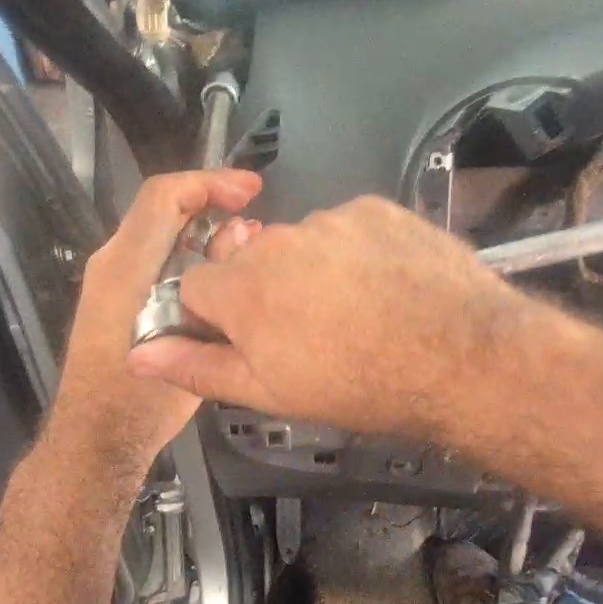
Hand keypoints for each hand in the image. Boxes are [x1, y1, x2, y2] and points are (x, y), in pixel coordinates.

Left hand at [51, 169, 262, 463]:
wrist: (96, 441)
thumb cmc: (139, 402)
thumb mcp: (188, 345)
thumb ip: (214, 288)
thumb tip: (240, 238)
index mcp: (124, 268)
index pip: (164, 195)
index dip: (210, 182)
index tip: (251, 191)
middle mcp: (113, 263)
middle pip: (164, 210)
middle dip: (214, 206)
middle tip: (258, 223)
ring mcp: (111, 281)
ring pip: (162, 235)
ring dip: (206, 233)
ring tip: (250, 249)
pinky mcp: (119, 300)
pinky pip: (158, 260)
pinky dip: (193, 258)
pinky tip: (224, 278)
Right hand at [127, 195, 530, 436]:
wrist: (463, 358)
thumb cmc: (362, 386)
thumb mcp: (271, 393)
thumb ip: (200, 368)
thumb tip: (139, 355)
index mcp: (245, 287)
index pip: (197, 285)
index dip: (215, 318)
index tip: (246, 343)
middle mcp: (282, 240)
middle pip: (251, 264)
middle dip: (266, 296)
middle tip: (311, 338)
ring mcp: (335, 218)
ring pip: (303, 246)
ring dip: (313, 275)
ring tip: (357, 318)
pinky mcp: (380, 210)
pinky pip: (349, 231)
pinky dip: (356, 256)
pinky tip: (385, 292)